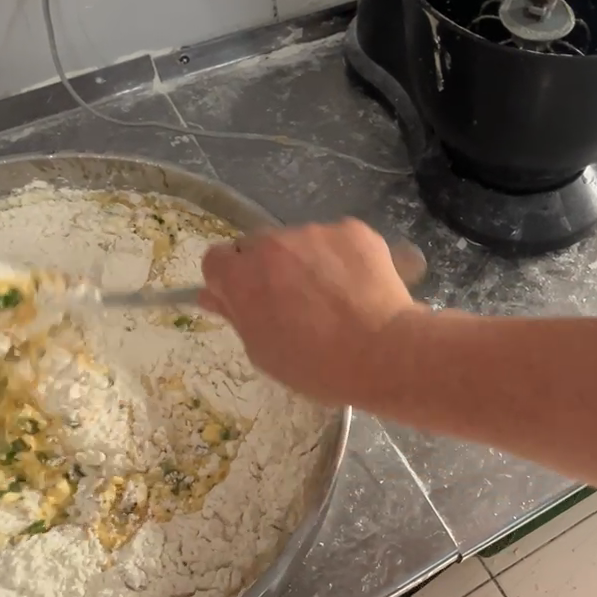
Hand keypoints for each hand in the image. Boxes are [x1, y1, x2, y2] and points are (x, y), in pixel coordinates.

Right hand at [201, 219, 423, 403]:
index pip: (217, 261)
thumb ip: (236, 316)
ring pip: (302, 242)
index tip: (250, 301)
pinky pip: (339, 240)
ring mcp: (315, 232)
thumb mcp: (264, 352)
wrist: (383, 353)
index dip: (231, 281)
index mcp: (241, 275)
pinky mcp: (353, 230)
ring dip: (309, 261)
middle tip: (297, 303)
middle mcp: (273, 243)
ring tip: (337, 298)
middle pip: (260, 247)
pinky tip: (360, 287)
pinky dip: (344, 258)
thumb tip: (214, 295)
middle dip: (270, 269)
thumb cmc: (317, 366)